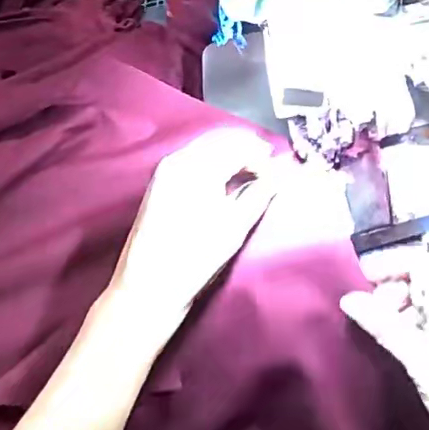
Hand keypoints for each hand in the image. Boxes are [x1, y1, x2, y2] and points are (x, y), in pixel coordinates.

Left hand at [111, 129, 281, 308]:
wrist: (146, 290)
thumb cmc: (195, 258)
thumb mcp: (237, 225)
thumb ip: (262, 191)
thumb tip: (282, 170)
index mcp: (200, 167)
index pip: (242, 147)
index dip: (264, 158)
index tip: (277, 173)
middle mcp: (181, 159)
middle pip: (224, 139)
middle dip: (249, 148)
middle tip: (267, 168)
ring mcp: (167, 167)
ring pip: (209, 144)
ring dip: (232, 151)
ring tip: (250, 170)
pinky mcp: (160, 179)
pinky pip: (195, 153)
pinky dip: (214, 157)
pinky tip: (225, 174)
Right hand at [340, 250, 428, 429]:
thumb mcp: (417, 356)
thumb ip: (382, 324)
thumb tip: (347, 298)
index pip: (417, 258)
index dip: (387, 263)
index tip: (359, 278)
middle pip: (420, 274)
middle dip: (390, 286)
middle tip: (367, 309)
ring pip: (425, 294)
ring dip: (399, 304)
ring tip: (378, 326)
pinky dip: (411, 318)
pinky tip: (397, 339)